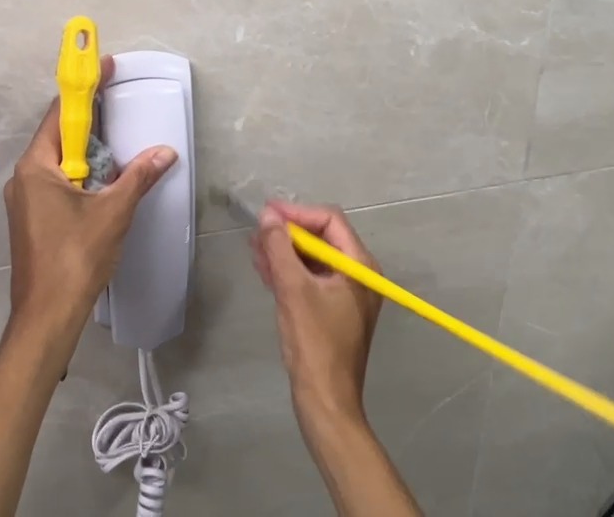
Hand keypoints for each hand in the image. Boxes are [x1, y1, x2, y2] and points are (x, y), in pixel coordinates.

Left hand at [3, 61, 176, 353]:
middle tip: (118, 112)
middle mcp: (24, 178)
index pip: (61, 114)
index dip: (85, 89)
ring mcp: (24, 202)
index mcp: (36, 167)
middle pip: (59, 137)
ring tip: (118, 154)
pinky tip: (102, 188)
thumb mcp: (113, 212)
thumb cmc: (75, 258)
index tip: (103, 66)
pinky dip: (81, 178)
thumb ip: (138, 177)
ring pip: (58, 164)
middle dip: (90, 125)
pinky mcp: (31, 222)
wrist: (46, 316)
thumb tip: (163, 152)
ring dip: (88, 156)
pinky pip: (56, 185)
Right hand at [252, 200, 381, 418]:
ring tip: (254, 246)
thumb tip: (267, 215)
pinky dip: (289, 271)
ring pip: (313, 259)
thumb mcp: (293, 290)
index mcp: (359, 266)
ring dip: (285, 251)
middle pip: (322, 238)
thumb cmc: (314, 343)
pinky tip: (264, 267)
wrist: (325, 401)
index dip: (297, 213)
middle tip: (257, 230)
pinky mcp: (332, 311)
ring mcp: (346, 294)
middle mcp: (358, 275)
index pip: (330, 221)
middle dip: (289, 232)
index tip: (266, 212)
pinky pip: (310, 279)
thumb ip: (279, 248)